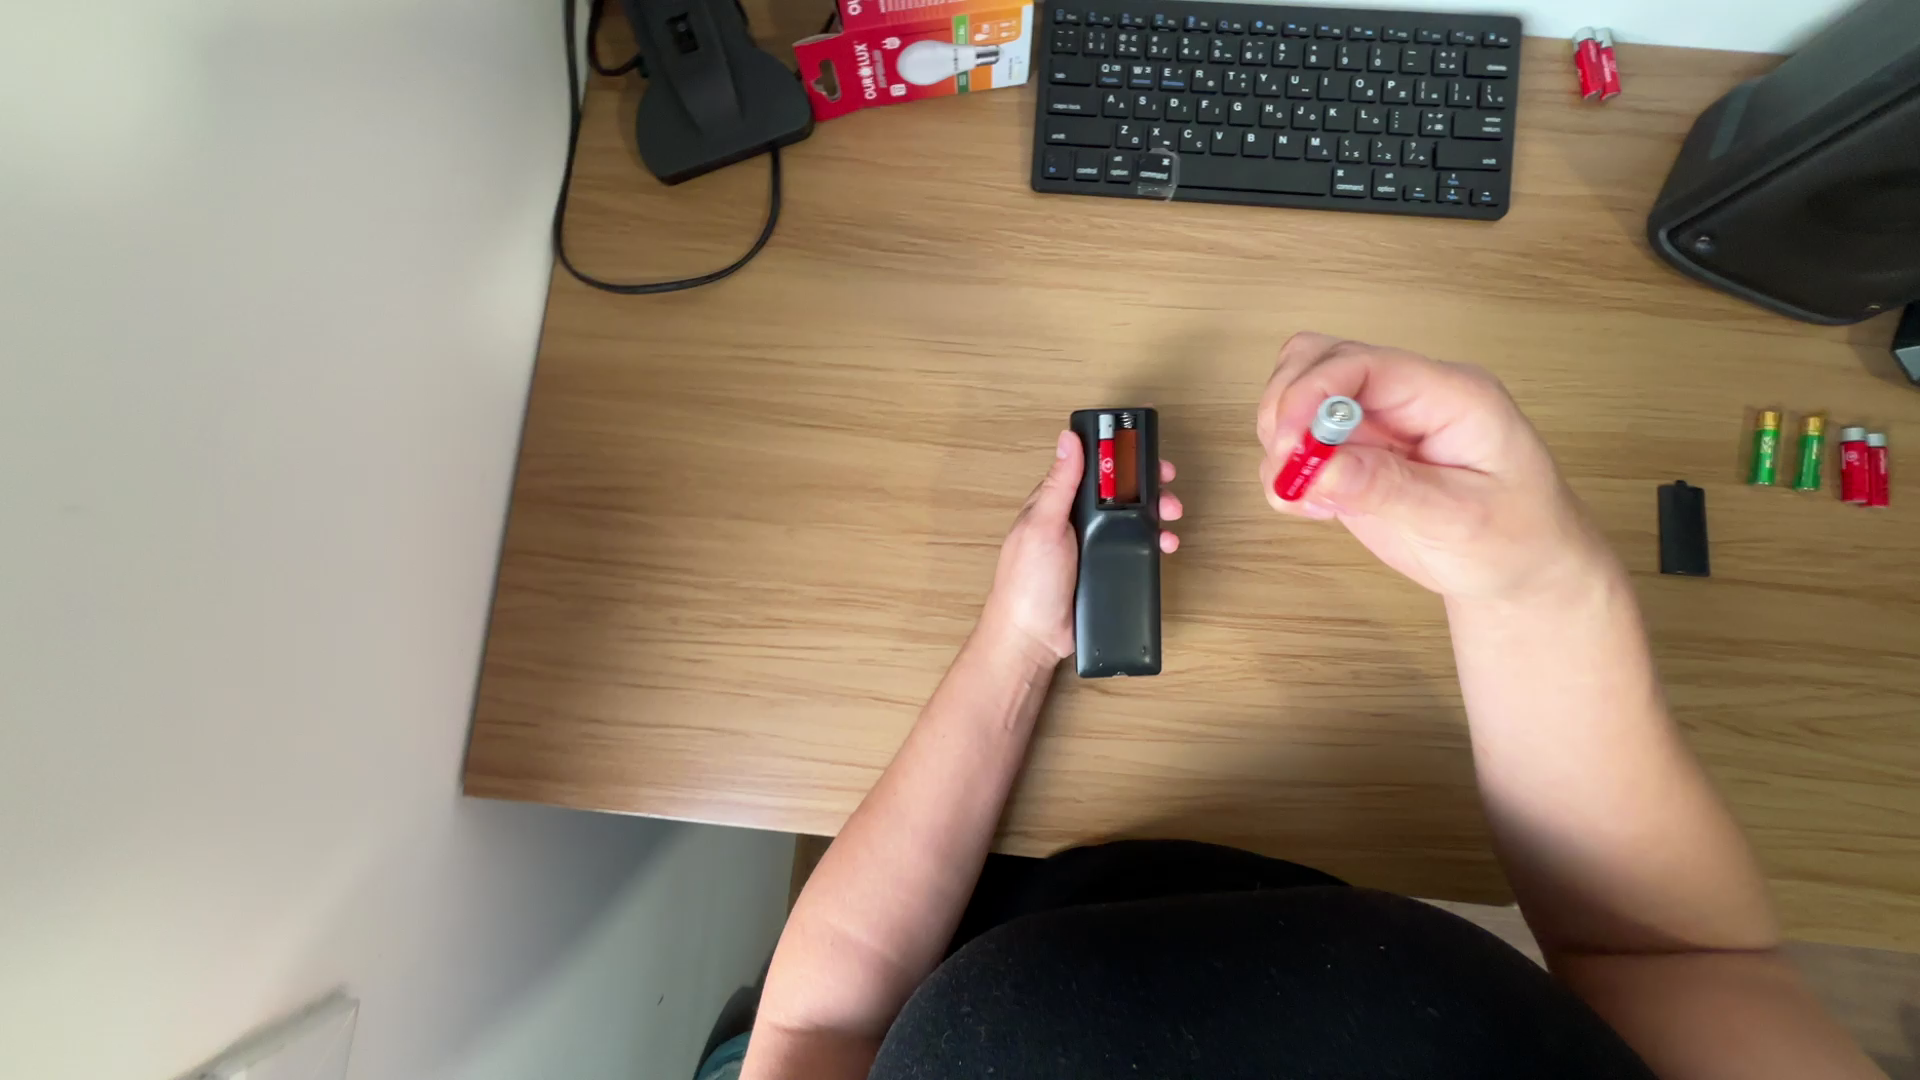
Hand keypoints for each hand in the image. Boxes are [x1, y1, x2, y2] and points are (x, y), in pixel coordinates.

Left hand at [981, 430, 1182, 662]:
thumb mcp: (1043, 526)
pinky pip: (1133, 548)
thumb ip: (1059, 485)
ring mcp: (1090, 546)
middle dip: (1147, 485)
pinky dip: (1153, 542)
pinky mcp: (1103, 569)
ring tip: (1172, 517)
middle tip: (1169, 486)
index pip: (1092, 468)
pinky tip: (1165, 545)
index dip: (1120, 457)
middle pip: (1117, 492)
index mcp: (1054, 503)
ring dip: (1155, 512)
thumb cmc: (1028, 581)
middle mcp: (1073, 520)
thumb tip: (1068, 439)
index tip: (1147, 454)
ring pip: (1130, 519)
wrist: (1034, 637)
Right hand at [1256, 333, 1614, 604]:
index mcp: (1447, 395)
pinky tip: (1313, 509)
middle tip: (1287, 466)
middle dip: (1284, 409)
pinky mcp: (1350, 455)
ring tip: (1305, 495)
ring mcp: (1373, 424)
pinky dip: (1285, 474)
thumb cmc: (1513, 539)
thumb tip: (1315, 466)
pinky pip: (1296, 446)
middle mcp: (1403, 398)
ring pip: (1294, 398)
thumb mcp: (1458, 519)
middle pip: (1315, 361)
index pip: (1361, 363)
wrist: (1520, 571)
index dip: (1311, 392)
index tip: (1288, 447)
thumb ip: (1386, 488)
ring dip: (1279, 444)